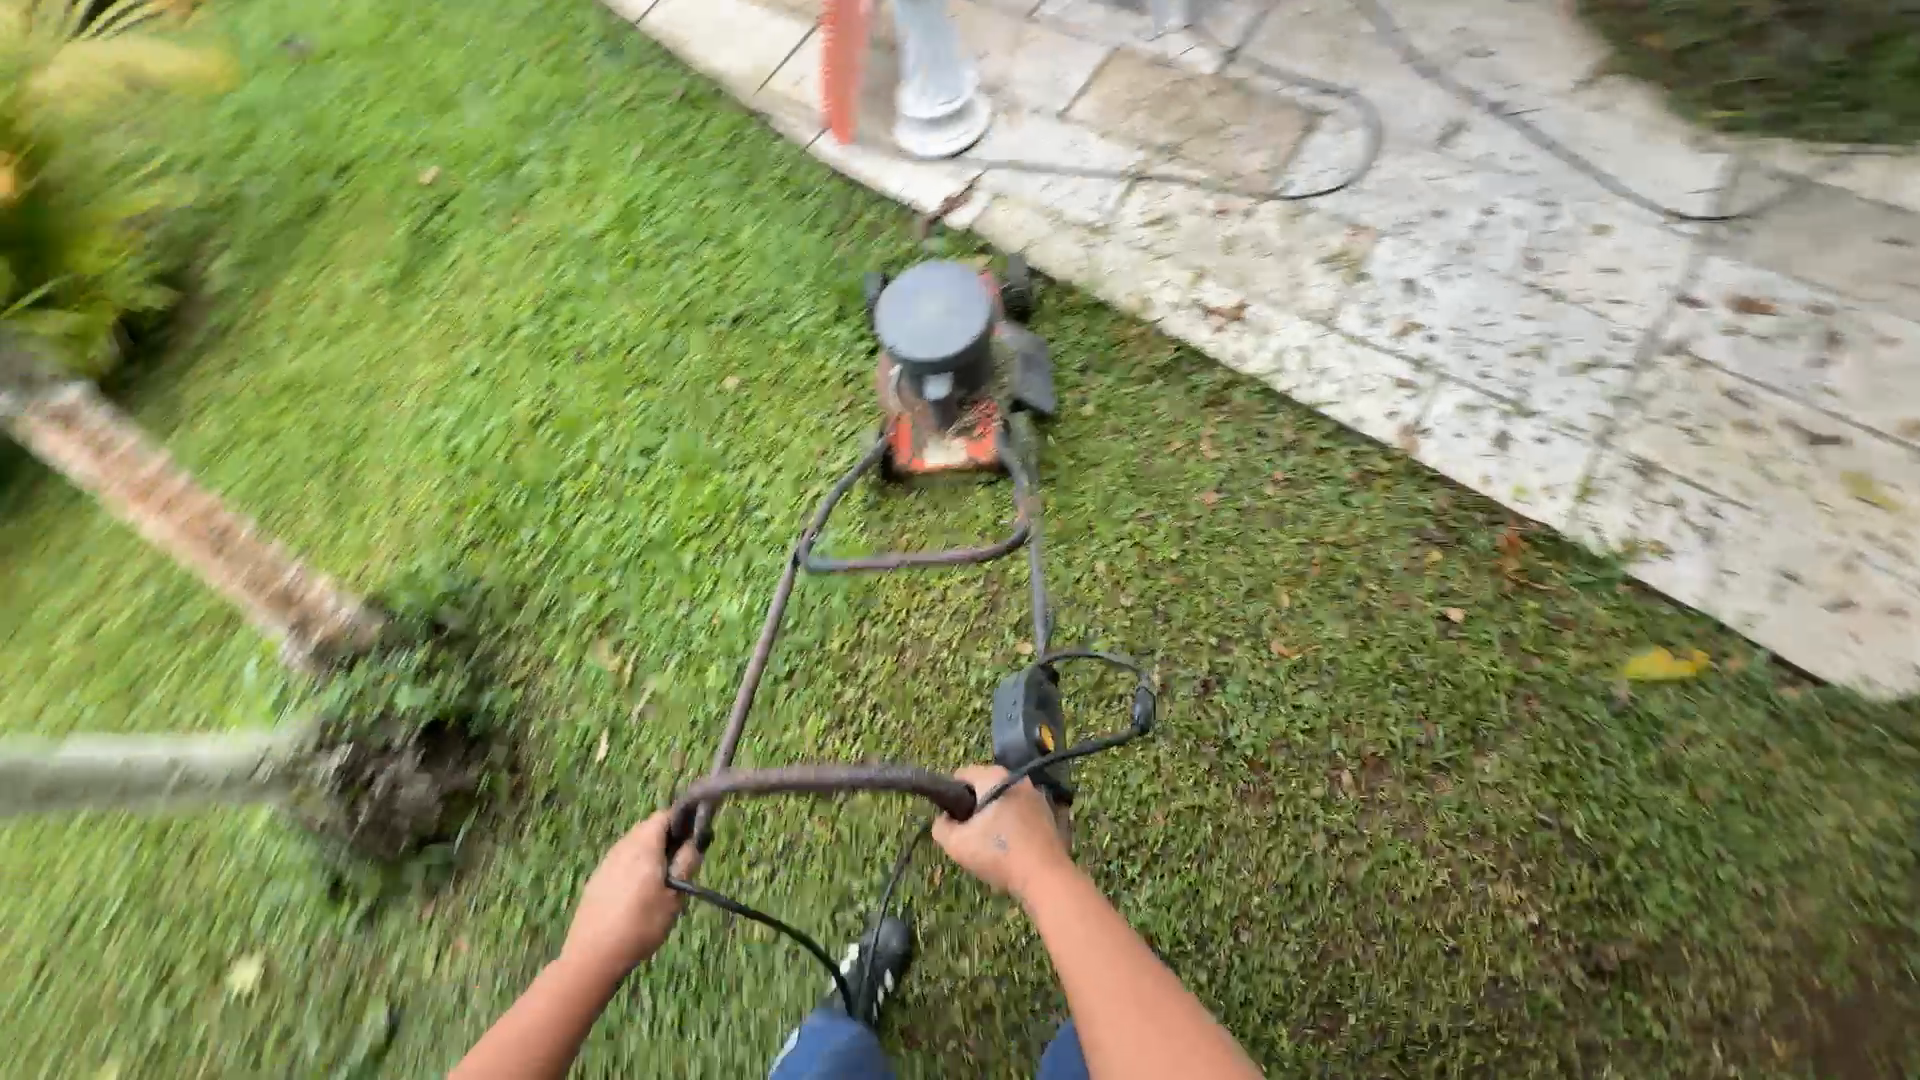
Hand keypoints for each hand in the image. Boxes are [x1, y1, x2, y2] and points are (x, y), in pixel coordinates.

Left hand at [559, 811, 698, 982]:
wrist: (592, 957)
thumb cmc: (641, 925)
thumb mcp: (674, 897)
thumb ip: (686, 864)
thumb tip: (694, 841)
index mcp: (643, 846)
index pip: (663, 816)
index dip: (681, 822)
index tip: (692, 841)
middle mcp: (622, 847)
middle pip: (647, 829)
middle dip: (666, 838)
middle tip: (679, 863)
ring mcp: (606, 863)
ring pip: (633, 845)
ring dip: (649, 852)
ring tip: (660, 880)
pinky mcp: (596, 880)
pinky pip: (620, 861)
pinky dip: (633, 866)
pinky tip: (636, 893)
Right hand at [931, 765, 1072, 899]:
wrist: (1046, 877)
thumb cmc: (999, 855)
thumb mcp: (957, 844)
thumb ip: (941, 826)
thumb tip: (945, 819)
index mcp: (995, 777)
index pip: (962, 775)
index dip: (951, 796)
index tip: (952, 820)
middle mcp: (1018, 779)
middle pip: (984, 788)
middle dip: (974, 808)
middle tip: (970, 835)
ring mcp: (1037, 795)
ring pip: (1004, 802)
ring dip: (994, 818)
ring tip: (991, 846)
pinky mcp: (1049, 813)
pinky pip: (1020, 813)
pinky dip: (1012, 826)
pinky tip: (1012, 848)